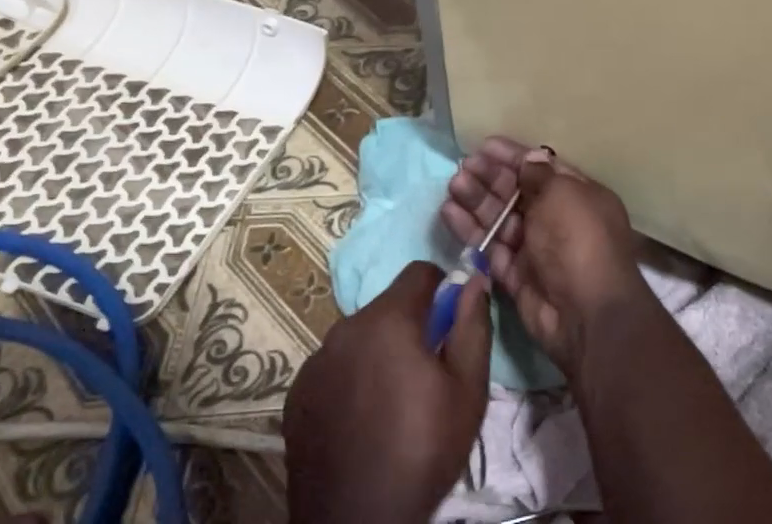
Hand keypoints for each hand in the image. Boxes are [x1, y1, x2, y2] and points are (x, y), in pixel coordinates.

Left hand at [281, 261, 491, 523]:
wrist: (356, 520)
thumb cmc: (424, 449)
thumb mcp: (468, 388)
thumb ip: (473, 325)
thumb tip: (475, 280)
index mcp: (388, 321)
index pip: (419, 272)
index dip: (443, 291)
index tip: (451, 327)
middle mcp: (344, 329)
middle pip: (388, 306)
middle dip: (411, 326)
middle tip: (428, 374)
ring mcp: (314, 362)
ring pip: (359, 337)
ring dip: (379, 352)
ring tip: (394, 402)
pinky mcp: (297, 394)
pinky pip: (334, 367)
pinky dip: (352, 379)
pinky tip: (363, 420)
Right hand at [440, 137, 648, 373]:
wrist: (585, 312)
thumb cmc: (578, 240)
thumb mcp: (563, 195)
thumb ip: (540, 176)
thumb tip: (529, 159)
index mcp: (578, 196)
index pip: (542, 169)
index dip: (514, 157)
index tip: (484, 146)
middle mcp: (558, 220)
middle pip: (518, 193)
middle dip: (491, 178)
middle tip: (462, 166)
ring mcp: (536, 249)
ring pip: (501, 219)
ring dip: (477, 201)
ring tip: (453, 185)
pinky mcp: (516, 276)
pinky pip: (490, 247)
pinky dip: (471, 230)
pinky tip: (449, 213)